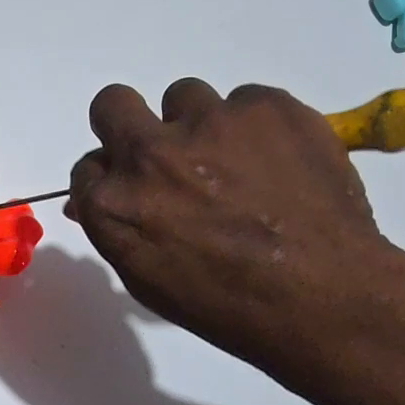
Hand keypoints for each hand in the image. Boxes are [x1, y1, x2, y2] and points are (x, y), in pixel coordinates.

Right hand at [67, 79, 404, 388]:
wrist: (317, 294)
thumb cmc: (223, 305)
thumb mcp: (149, 280)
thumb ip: (118, 229)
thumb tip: (102, 198)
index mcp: (114, 205)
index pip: (87, 169)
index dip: (112, 179)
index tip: (135, 192)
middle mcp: (150, 154)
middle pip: (113, 104)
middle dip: (128, 125)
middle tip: (164, 155)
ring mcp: (210, 122)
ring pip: (185, 98)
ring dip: (197, 127)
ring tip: (234, 165)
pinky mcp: (266, 104)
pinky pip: (246, 101)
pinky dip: (253, 128)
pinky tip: (276, 165)